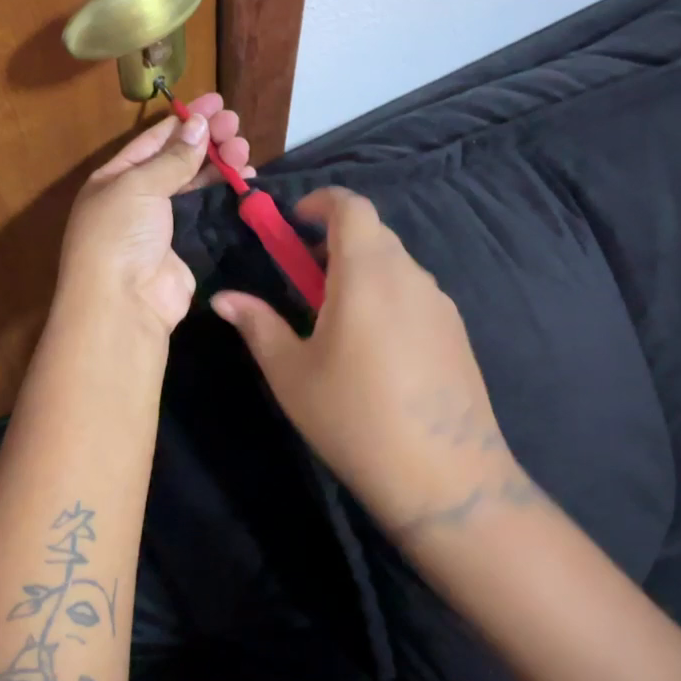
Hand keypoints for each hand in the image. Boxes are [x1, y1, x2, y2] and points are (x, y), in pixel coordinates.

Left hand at [58, 92, 252, 334]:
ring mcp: (161, 225)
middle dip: (206, 140)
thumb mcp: (138, 185)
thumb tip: (198, 124)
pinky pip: (208, 214)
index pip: (152, 140)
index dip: (183, 119)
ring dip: (220, 165)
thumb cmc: (119, 234)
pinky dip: (226, 195)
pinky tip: (247, 179)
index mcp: (114, 179)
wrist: (122, 302)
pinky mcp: (186, 248)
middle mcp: (136, 199)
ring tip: (245, 149)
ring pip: (195, 186)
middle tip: (236, 124)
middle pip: (176, 161)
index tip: (216, 102)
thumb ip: (172, 157)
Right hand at [211, 189, 529, 536]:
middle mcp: (409, 276)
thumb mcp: (292, 374)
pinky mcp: (456, 332)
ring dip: (360, 271)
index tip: (293, 222)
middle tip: (302, 279)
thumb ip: (258, 325)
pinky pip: (414, 294)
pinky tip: (372, 349)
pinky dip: (386, 296)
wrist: (446, 479)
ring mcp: (439, 304)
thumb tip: (223, 298)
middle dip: (334, 242)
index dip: (320, 202)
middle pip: (373, 233)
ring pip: (395, 264)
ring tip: (333, 320)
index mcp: (366, 273)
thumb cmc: (354, 419)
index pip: (351, 206)